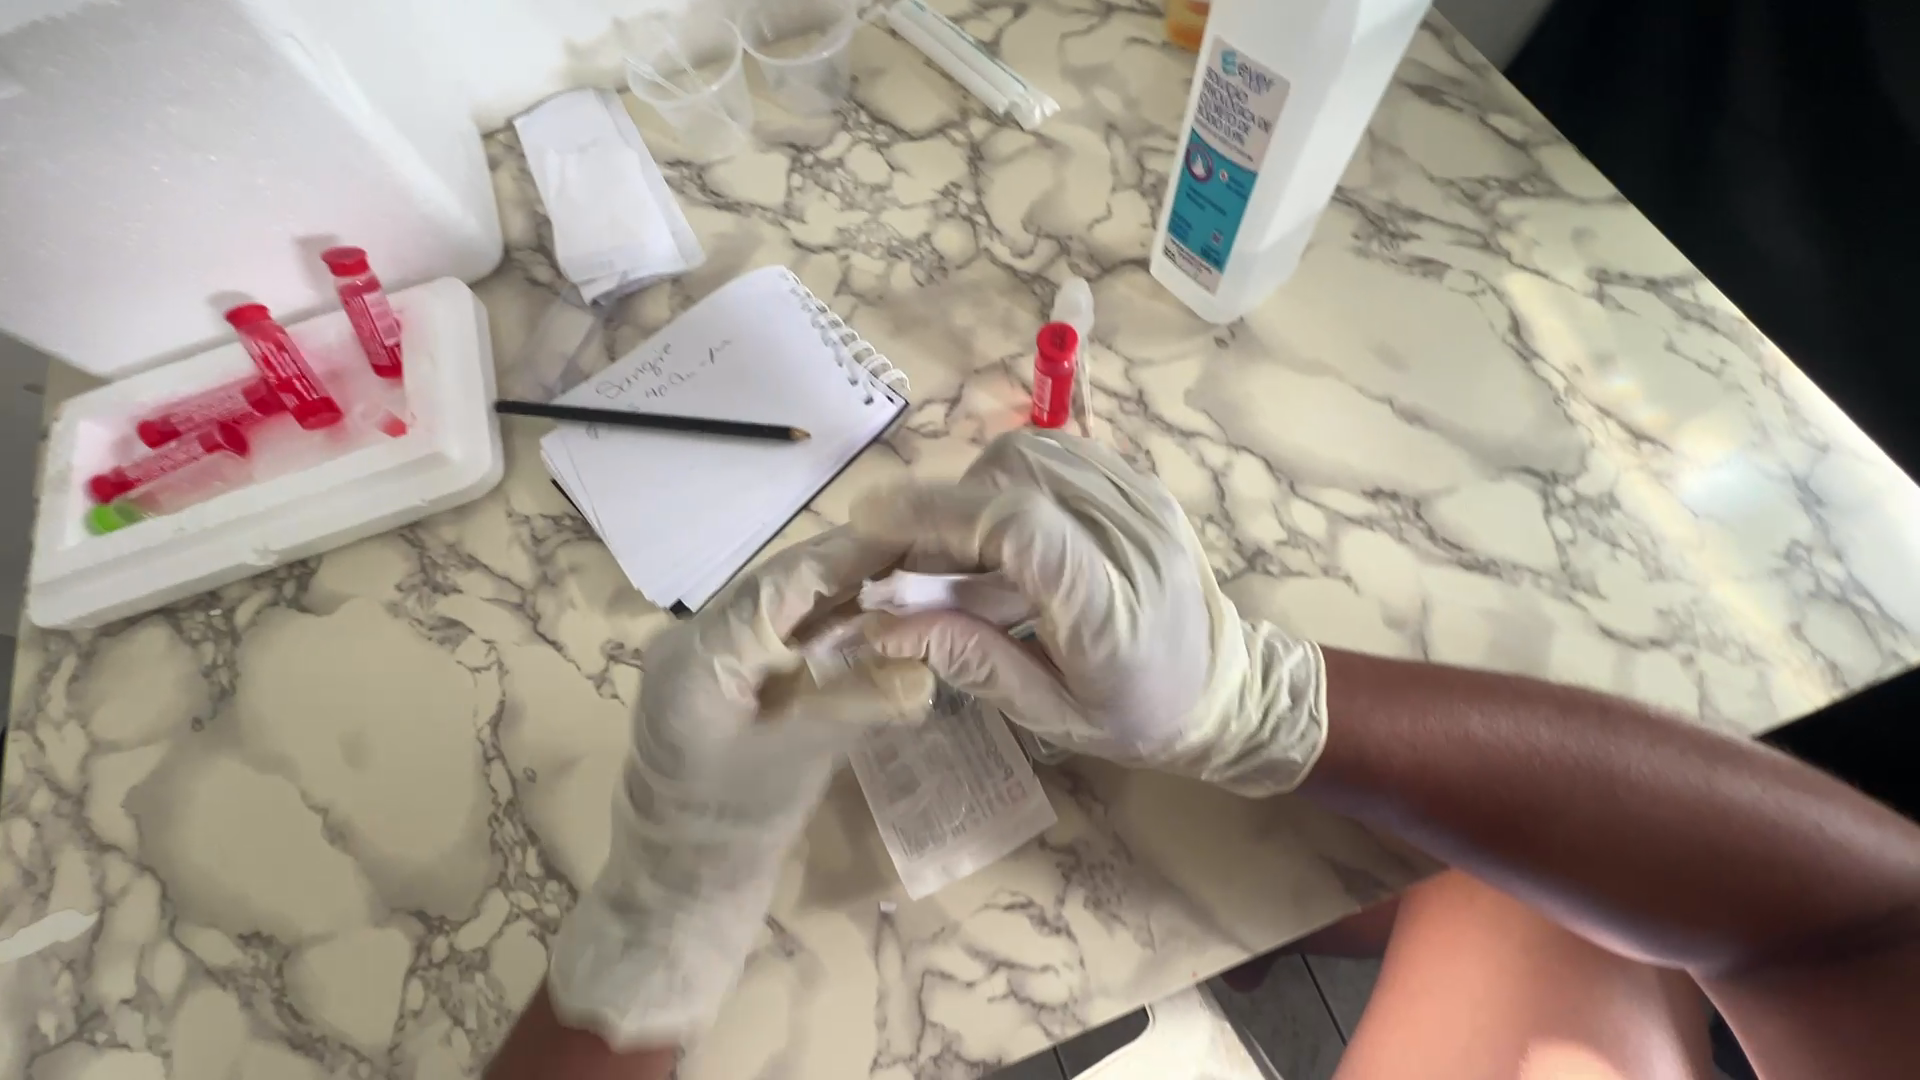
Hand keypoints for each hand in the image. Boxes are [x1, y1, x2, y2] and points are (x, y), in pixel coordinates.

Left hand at [547, 527, 933, 1048]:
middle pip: (787, 582)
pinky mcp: (734, 678)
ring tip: (914, 572)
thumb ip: (860, 702)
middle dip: (856, 563)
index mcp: (702, 650)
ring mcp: (716, 657)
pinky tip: (879, 617)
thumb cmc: (730, 830)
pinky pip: (789, 634)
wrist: (682, 888)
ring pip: (790, 605)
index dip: (852, 551)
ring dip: (849, 590)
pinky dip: (835, 623)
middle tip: (927, 547)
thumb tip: (927, 665)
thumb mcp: (799, 759)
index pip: (786, 579)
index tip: (915, 530)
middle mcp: (702, 638)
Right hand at [851, 430, 1327, 794]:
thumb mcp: (1050, 712)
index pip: (1017, 527)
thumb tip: (881, 623)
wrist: (1226, 687)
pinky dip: (1014, 480)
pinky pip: (1056, 453)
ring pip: (1030, 450)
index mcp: (1108, 606)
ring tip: (979, 553)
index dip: (937, 515)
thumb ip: (969, 659)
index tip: (872, 520)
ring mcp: (1141, 499)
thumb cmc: (1137, 716)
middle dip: (952, 508)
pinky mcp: (1142, 483)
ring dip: (980, 491)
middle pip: (1015, 472)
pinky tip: (1016, 531)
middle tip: (934, 566)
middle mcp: (1129, 535)